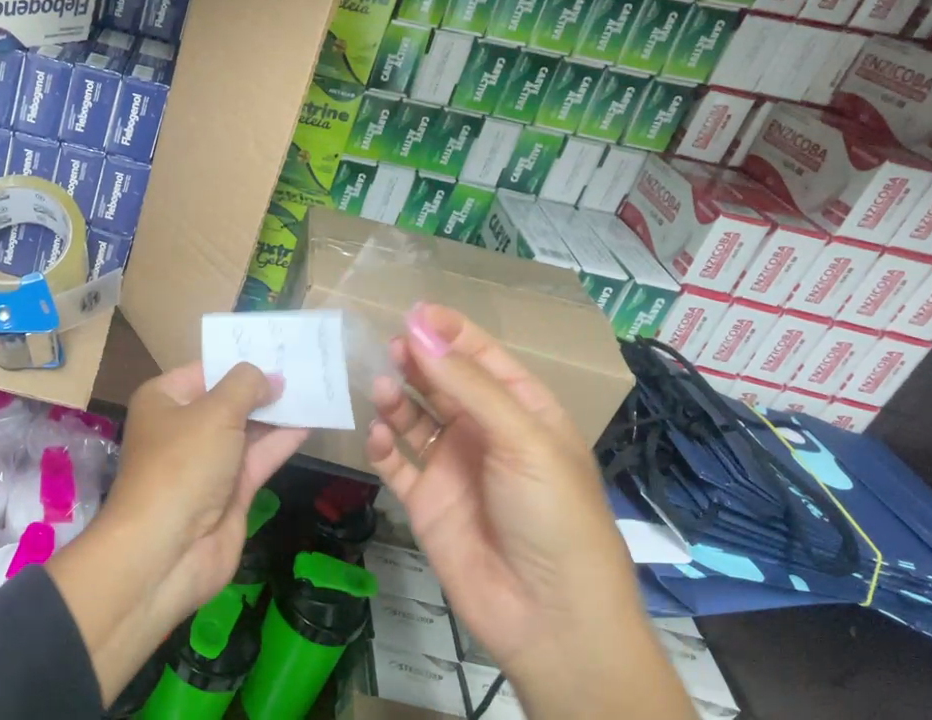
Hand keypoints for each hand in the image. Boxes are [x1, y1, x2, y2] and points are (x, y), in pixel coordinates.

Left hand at [48, 362, 306, 704]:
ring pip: (248, 428)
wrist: (166, 551)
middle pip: (229, 398)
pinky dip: (283, 440)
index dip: (242, 358)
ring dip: (278, 411)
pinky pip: (259, 457)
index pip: (207, 368)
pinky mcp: (231, 491)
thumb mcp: (215, 413)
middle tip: (308, 363)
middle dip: (264, 385)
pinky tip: (312, 421)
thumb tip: (271, 377)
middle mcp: (184, 426)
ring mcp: (208, 461)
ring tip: (317, 386)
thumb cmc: (182, 465)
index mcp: (164, 399)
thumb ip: (246, 387)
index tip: (280, 346)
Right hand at [365, 304, 692, 719]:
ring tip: (380, 387)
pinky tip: (377, 434)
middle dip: (416, 359)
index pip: (481, 356)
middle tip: (388, 345)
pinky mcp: (425, 500)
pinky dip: (382, 442)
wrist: (551, 619)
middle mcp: (484, 431)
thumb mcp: (523, 441)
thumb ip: (466, 384)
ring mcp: (452, 466)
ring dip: (395, 396)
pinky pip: (395, 460)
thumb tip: (418, 327)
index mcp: (522, 411)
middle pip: (441, 381)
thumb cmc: (553, 517)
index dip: (448, 331)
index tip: (411, 312)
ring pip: (413, 415)